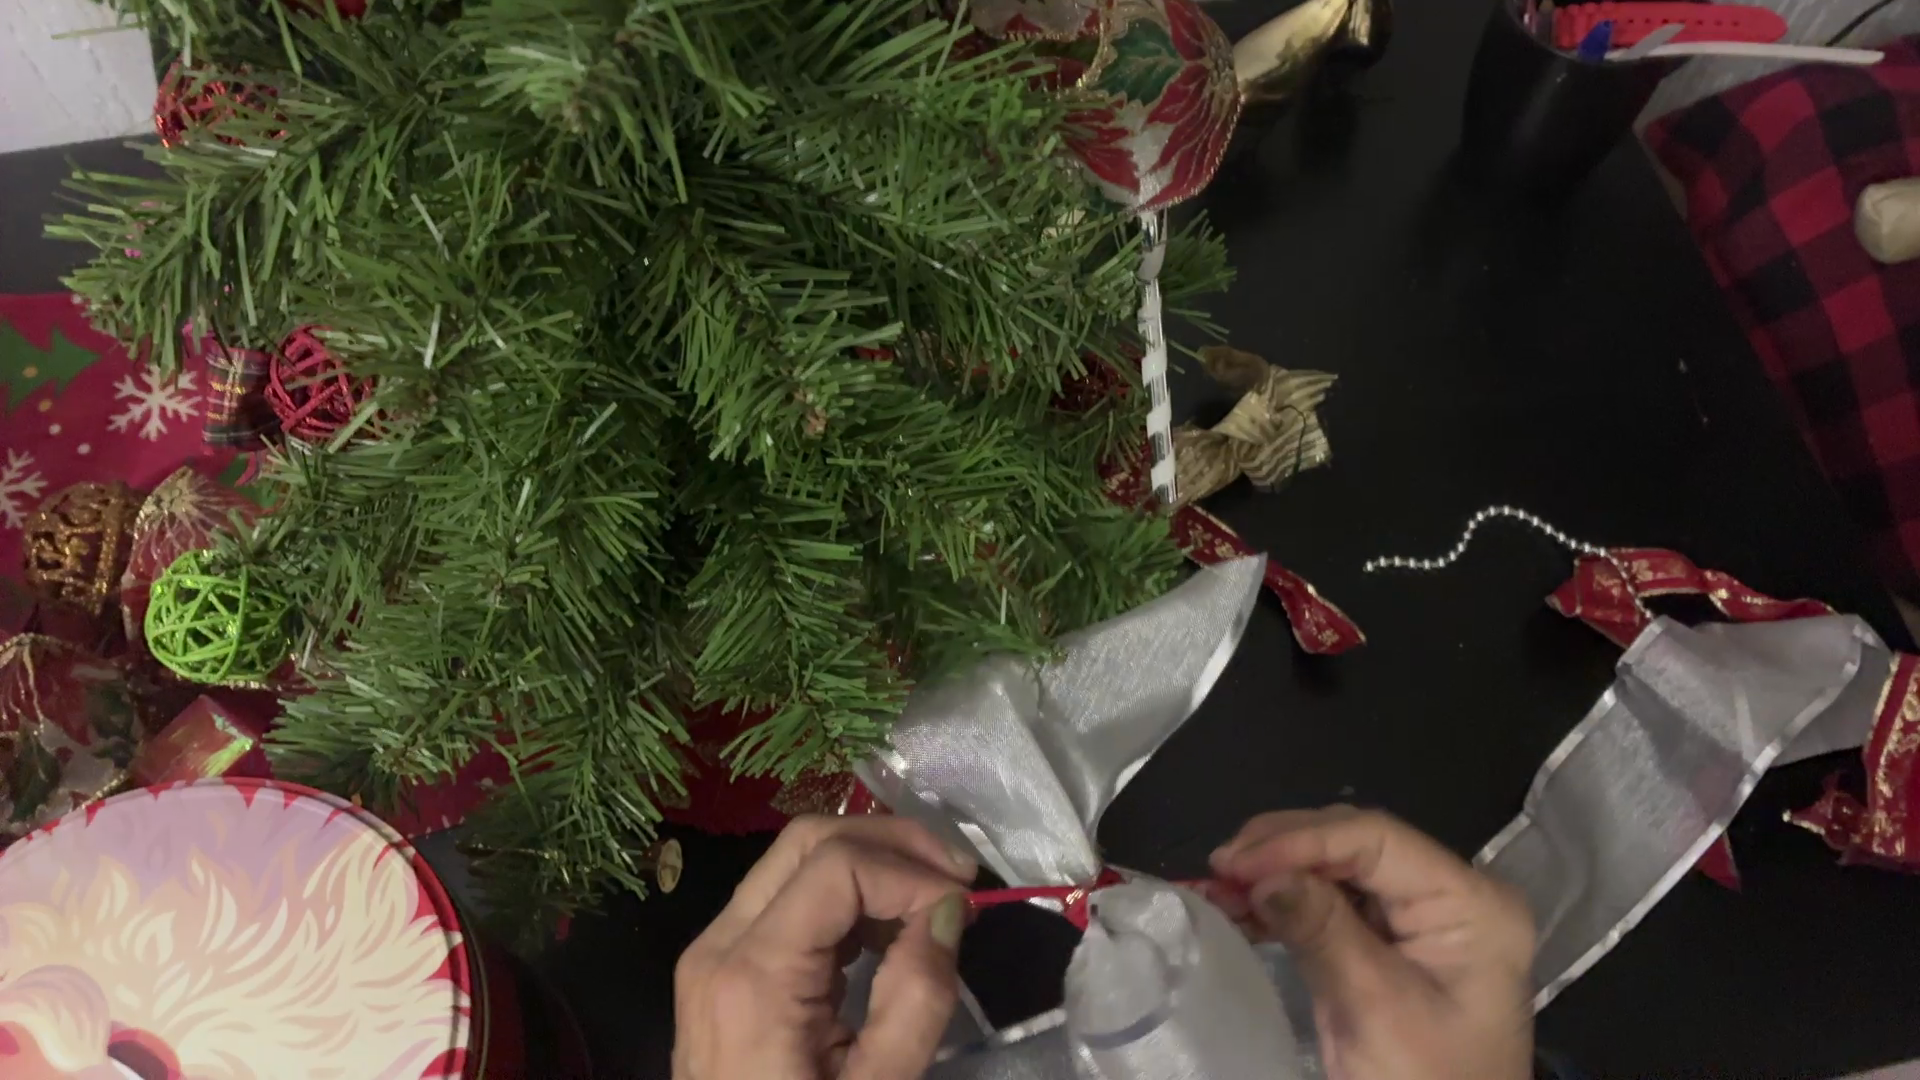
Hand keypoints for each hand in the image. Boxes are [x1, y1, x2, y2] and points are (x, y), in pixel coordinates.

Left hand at [673, 816, 976, 1079]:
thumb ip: (917, 995)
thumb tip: (947, 907)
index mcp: (751, 976)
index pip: (838, 866)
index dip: (909, 872)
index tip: (963, 907)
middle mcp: (719, 942)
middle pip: (810, 839)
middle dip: (891, 841)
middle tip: (955, 872)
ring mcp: (714, 948)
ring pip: (798, 856)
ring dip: (871, 858)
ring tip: (931, 895)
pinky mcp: (724, 962)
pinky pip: (790, 891)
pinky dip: (848, 889)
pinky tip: (888, 922)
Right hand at [1208, 806, 1535, 1079]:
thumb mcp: (1377, 1011)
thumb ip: (1322, 931)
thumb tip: (1261, 875)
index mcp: (1469, 904)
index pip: (1375, 838)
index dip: (1302, 840)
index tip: (1239, 862)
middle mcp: (1441, 892)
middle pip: (1347, 841)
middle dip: (1279, 849)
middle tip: (1221, 866)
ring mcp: (1407, 912)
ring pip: (1325, 861)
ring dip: (1268, 870)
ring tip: (1218, 885)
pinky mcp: (1374, 933)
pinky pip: (1317, 894)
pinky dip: (1274, 897)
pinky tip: (1234, 904)